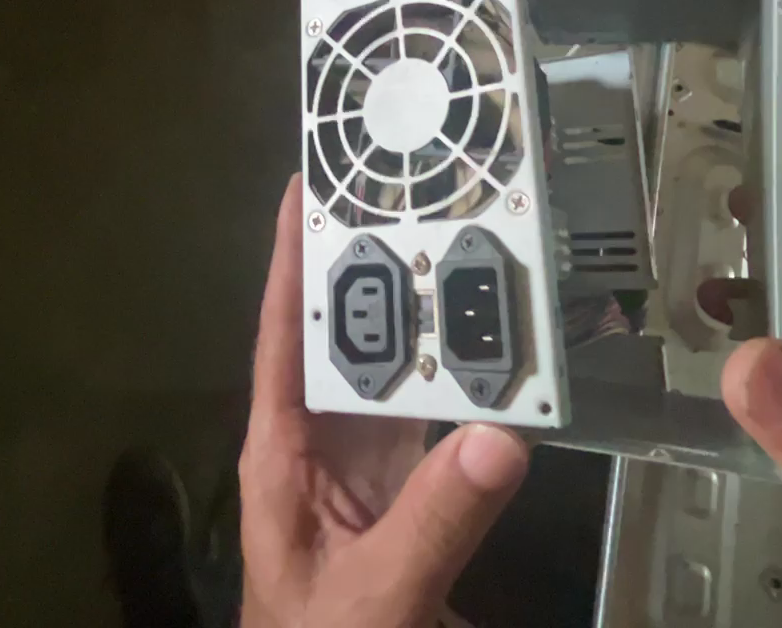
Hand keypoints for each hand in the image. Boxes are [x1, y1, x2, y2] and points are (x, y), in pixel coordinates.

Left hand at [239, 176, 530, 626]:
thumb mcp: (371, 592)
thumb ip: (433, 521)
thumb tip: (499, 437)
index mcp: (282, 446)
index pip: (282, 335)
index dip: (289, 261)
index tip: (302, 194)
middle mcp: (316, 435)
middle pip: (340, 338)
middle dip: (366, 272)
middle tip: (400, 209)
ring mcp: (358, 457)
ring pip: (386, 369)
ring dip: (415, 321)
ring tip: (450, 257)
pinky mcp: (398, 482)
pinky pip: (426, 415)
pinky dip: (454, 383)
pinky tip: (485, 352)